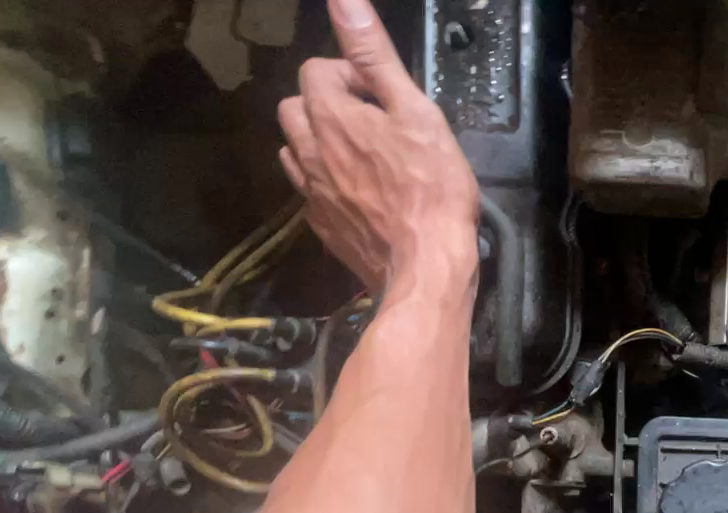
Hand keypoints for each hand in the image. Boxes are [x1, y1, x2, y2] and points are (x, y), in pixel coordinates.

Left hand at [278, 0, 478, 294]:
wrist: (426, 270)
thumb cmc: (432, 192)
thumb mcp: (417, 115)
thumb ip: (376, 58)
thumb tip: (343, 0)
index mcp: (330, 115)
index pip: (318, 70)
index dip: (352, 77)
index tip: (385, 101)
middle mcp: (309, 150)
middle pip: (296, 109)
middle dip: (325, 107)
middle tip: (370, 128)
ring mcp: (313, 194)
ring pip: (295, 152)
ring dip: (318, 146)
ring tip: (359, 161)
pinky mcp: (325, 230)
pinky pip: (311, 195)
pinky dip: (326, 186)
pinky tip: (357, 198)